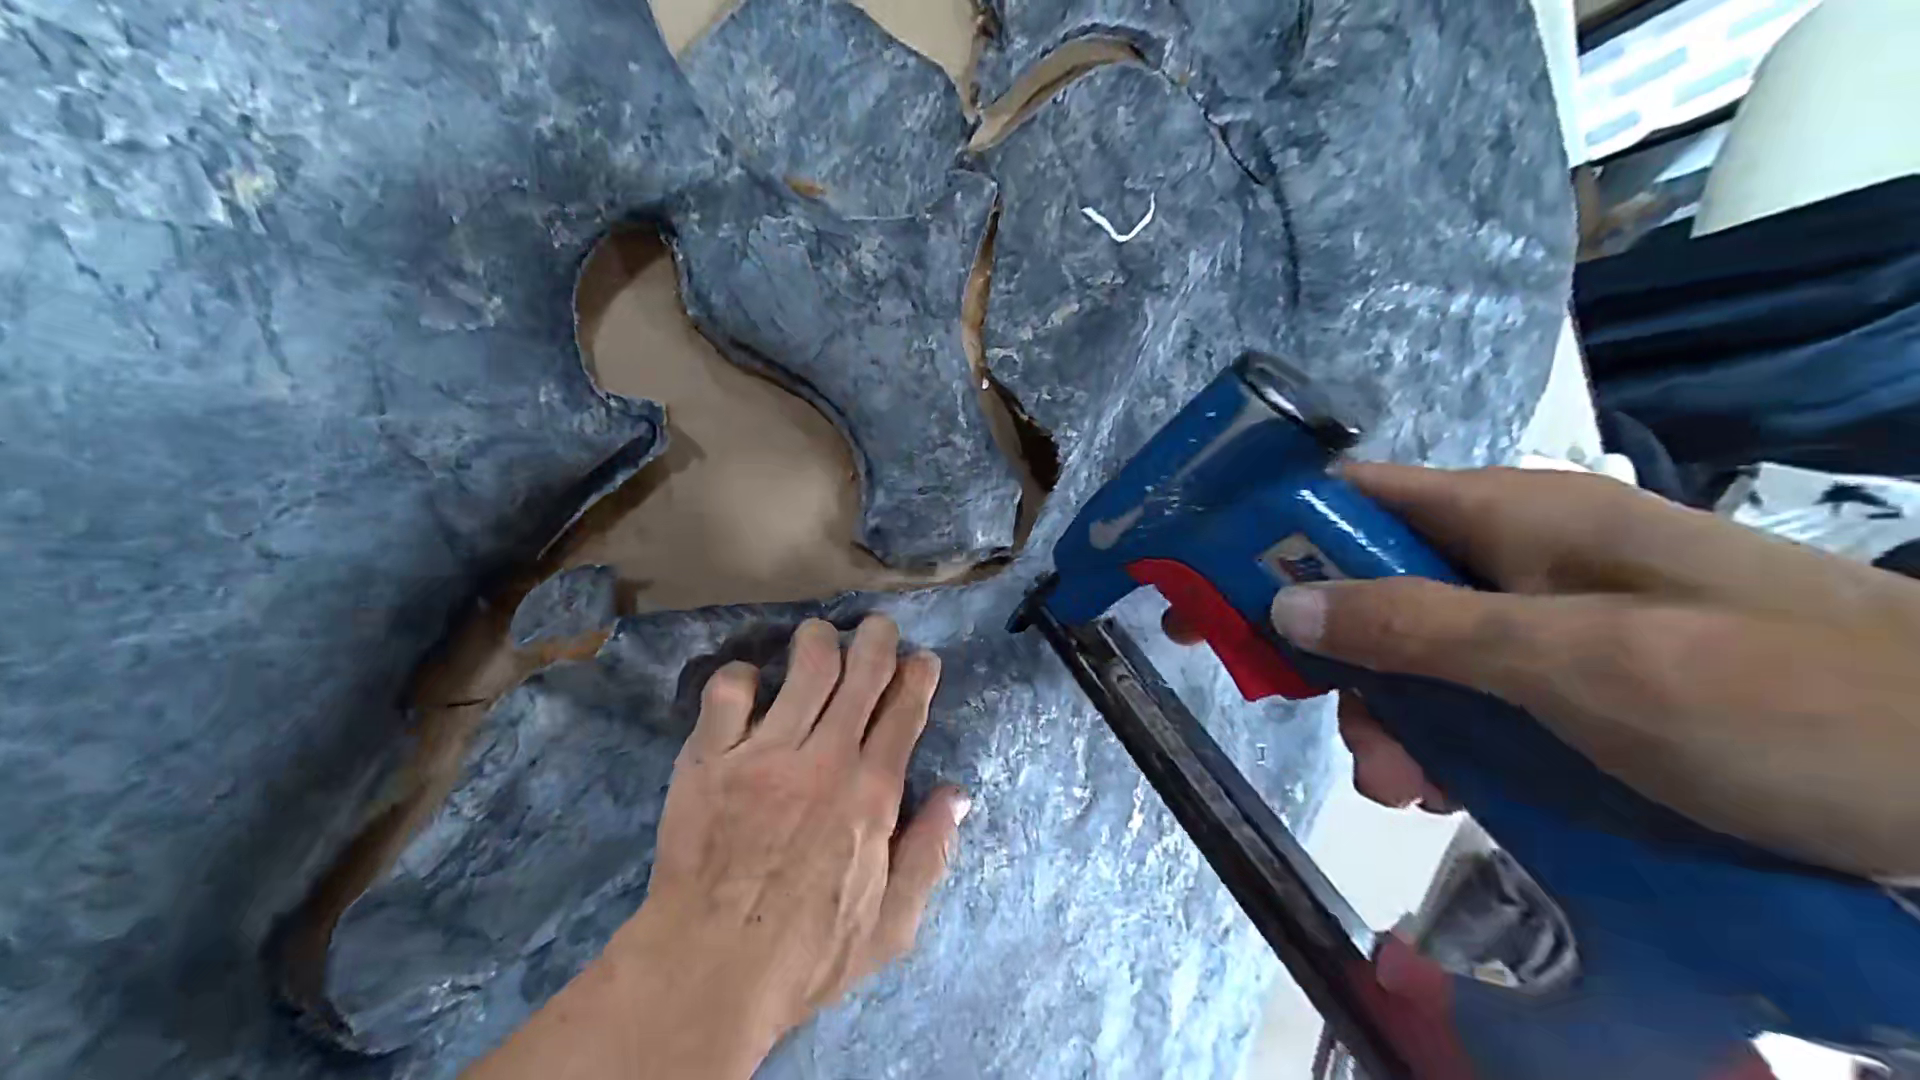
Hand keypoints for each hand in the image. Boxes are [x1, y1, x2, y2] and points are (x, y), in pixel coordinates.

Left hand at [467, 615, 969, 1079]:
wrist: (709, 971)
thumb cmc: (807, 952)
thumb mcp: (892, 925)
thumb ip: (930, 854)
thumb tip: (957, 793)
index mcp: (872, 793)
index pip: (904, 711)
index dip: (917, 675)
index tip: (922, 659)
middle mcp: (826, 759)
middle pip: (862, 673)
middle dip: (877, 638)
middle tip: (877, 627)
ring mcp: (766, 753)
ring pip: (806, 666)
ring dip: (819, 641)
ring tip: (820, 637)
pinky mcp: (711, 758)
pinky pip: (730, 690)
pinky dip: (743, 675)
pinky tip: (750, 683)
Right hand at [1173, 464, 1919, 878]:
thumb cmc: (1785, 701)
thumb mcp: (1575, 663)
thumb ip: (1417, 626)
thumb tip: (1282, 601)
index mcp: (1507, 513)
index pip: (1349, 498)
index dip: (1268, 533)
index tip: (1210, 590)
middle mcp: (1511, 551)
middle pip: (1368, 580)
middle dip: (1329, 651)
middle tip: (1303, 714)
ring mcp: (1541, 613)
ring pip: (1411, 646)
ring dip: (1385, 711)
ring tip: (1401, 785)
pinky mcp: (1569, 673)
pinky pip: (1465, 690)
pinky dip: (1438, 735)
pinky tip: (1444, 788)